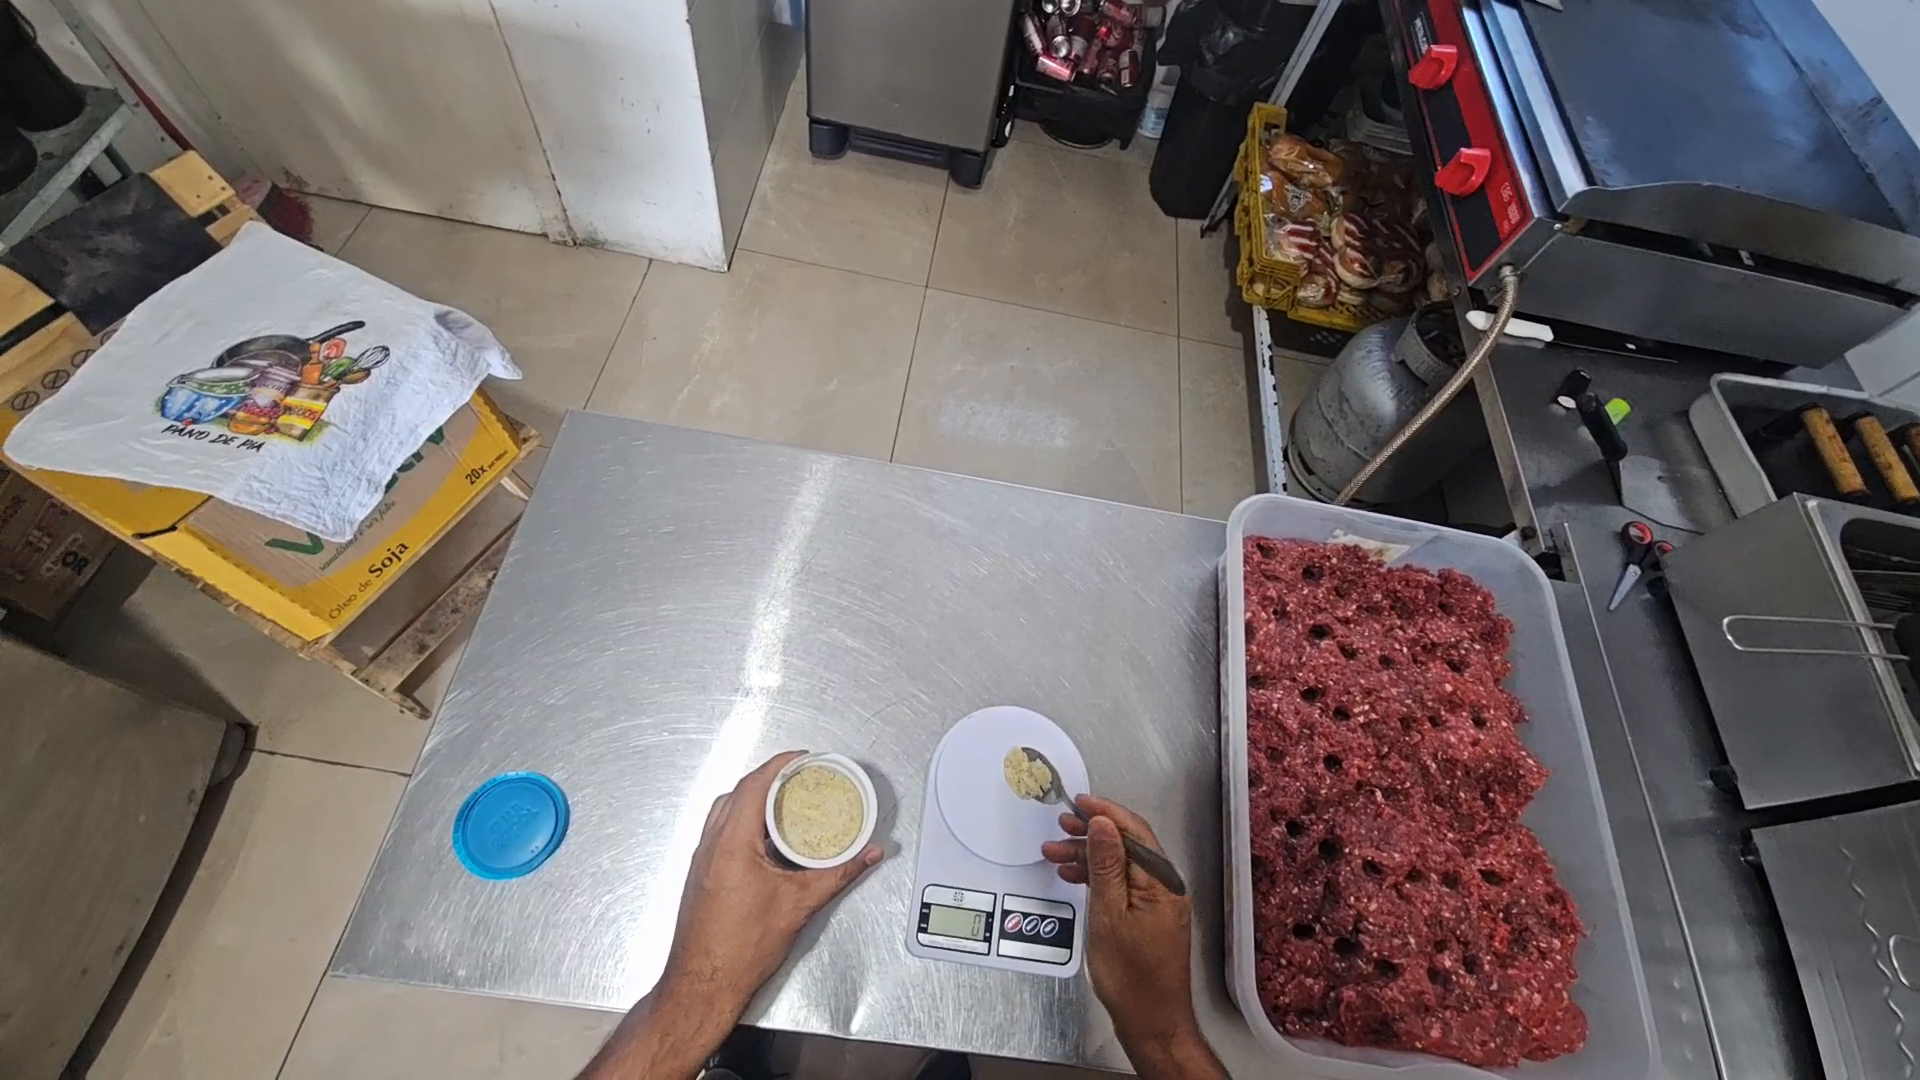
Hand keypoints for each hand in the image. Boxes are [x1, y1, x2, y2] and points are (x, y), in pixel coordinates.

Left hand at [661, 751, 882, 1014]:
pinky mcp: (701, 872)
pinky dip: (744, 818)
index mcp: (732, 843)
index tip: (802, 757)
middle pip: (738, 791)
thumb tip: (868, 855)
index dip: (780, 764)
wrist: (701, 987)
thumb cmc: (741, 949)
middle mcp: (711, 844)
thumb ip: (839, 873)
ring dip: (754, 796)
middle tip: (799, 775)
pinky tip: (766, 835)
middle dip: (770, 776)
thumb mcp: (800, 905)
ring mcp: (702, 858)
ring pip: (726, 809)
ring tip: (785, 799)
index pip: (754, 785)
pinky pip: (721, 828)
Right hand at [1041, 797, 1205, 1056]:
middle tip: (1062, 824)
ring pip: (1121, 863)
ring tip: (1057, 852)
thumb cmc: (1130, 975)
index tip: (1079, 802)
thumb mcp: (1109, 914)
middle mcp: (1165, 886)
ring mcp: (1158, 901)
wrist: (1152, 1023)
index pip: (1134, 831)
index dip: (1105, 812)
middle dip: (1092, 831)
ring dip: (1089, 855)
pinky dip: (1098, 876)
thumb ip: (1106, 865)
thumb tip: (1103, 822)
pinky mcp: (1149, 915)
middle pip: (1127, 844)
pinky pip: (1122, 882)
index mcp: (1161, 882)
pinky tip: (1074, 876)